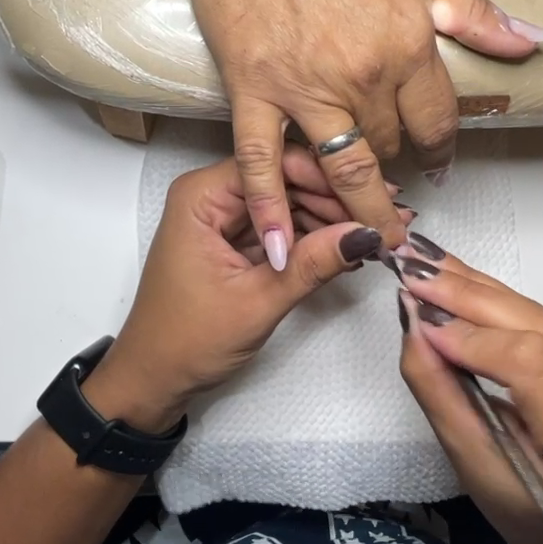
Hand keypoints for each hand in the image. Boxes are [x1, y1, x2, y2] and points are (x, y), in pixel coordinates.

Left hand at [84, 150, 407, 430]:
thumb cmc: (187, 340)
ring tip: (379, 234)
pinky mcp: (235, 241)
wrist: (153, 380)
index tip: (373, 195)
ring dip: (329, 220)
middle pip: (282, 180)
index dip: (325, 177)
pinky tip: (349, 249)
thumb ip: (313, 264)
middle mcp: (211, 196)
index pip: (272, 163)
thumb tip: (368, 234)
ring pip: (286, 204)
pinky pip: (280, 228)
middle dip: (334, 200)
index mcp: (202, 196)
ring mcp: (224, 219)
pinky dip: (312, 239)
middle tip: (389, 216)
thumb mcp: (257, 301)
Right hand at [169, 0, 542, 264]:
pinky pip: (262, 161)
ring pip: (341, 168)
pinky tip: (279, 248)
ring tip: (370, 234)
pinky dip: (270, 208)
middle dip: (399, 169)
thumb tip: (531, 43)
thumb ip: (472, 11)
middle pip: (391, 146)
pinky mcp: (253, 91)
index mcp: (407, 44)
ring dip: (358, 207)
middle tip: (398, 189)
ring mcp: (304, 90)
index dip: (440, 147)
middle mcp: (361, 78)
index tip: (437, 162)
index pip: (436, 119)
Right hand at [391, 239, 542, 543]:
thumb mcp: (468, 462)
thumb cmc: (518, 515)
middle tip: (413, 269)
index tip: (417, 314)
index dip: (472, 335)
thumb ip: (437, 389)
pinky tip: (466, 284)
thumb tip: (411, 316)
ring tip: (430, 264)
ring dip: (483, 289)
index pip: (533, 367)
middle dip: (470, 296)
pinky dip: (506, 304)